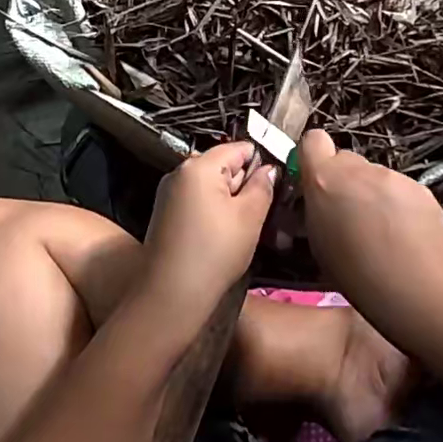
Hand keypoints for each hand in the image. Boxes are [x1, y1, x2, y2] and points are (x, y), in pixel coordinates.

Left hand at [143, 141, 275, 309]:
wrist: (171, 293)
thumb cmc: (215, 251)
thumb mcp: (249, 217)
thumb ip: (263, 186)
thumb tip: (269, 168)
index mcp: (198, 166)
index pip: (237, 148)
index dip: (260, 162)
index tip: (276, 185)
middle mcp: (179, 172)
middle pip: (222, 166)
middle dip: (244, 184)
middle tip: (263, 212)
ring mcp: (169, 192)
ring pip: (211, 186)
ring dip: (231, 201)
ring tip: (246, 227)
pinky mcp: (166, 213)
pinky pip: (197, 201)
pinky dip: (214, 212)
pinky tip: (224, 235)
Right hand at [297, 129, 442, 337]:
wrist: (413, 287)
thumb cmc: (354, 272)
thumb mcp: (317, 239)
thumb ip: (316, 206)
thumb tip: (320, 199)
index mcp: (323, 179)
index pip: (313, 139)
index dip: (315, 156)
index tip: (317, 178)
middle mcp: (357, 169)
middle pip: (346, 160)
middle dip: (346, 180)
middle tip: (351, 213)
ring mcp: (391, 176)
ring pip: (375, 176)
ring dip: (374, 194)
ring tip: (383, 230)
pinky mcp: (420, 187)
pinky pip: (401, 189)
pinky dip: (400, 204)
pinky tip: (405, 234)